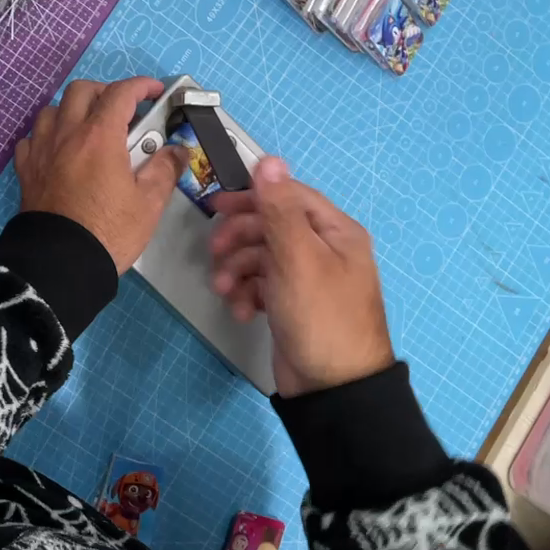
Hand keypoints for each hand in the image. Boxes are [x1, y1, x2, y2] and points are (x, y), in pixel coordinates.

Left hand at [15, 77, 188, 273]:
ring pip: (52, 110)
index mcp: (99, 137)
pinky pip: (31, 138)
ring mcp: (42, 150)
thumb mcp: (148, 204)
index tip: (155, 93)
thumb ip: (164, 170)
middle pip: (82, 91)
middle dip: (106, 93)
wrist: (60, 263)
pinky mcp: (26, 170)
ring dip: (73, 111)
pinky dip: (47, 135)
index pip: (121, 93)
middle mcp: (66, 134)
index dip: (141, 86)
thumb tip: (177, 151)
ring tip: (90, 130)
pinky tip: (59, 150)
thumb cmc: (108, 232)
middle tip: (124, 112)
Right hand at [208, 156, 392, 397]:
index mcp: (335, 232)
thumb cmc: (320, 317)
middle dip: (239, 239)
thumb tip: (270, 159)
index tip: (215, 205)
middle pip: (269, 225)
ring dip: (237, 269)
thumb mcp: (297, 258)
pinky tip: (242, 310)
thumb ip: (279, 209)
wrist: (333, 390)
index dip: (251, 197)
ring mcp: (307, 278)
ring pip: (260, 255)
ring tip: (226, 291)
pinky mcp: (292, 302)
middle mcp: (324, 249)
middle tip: (214, 252)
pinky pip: (262, 283)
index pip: (288, 196)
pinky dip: (247, 293)